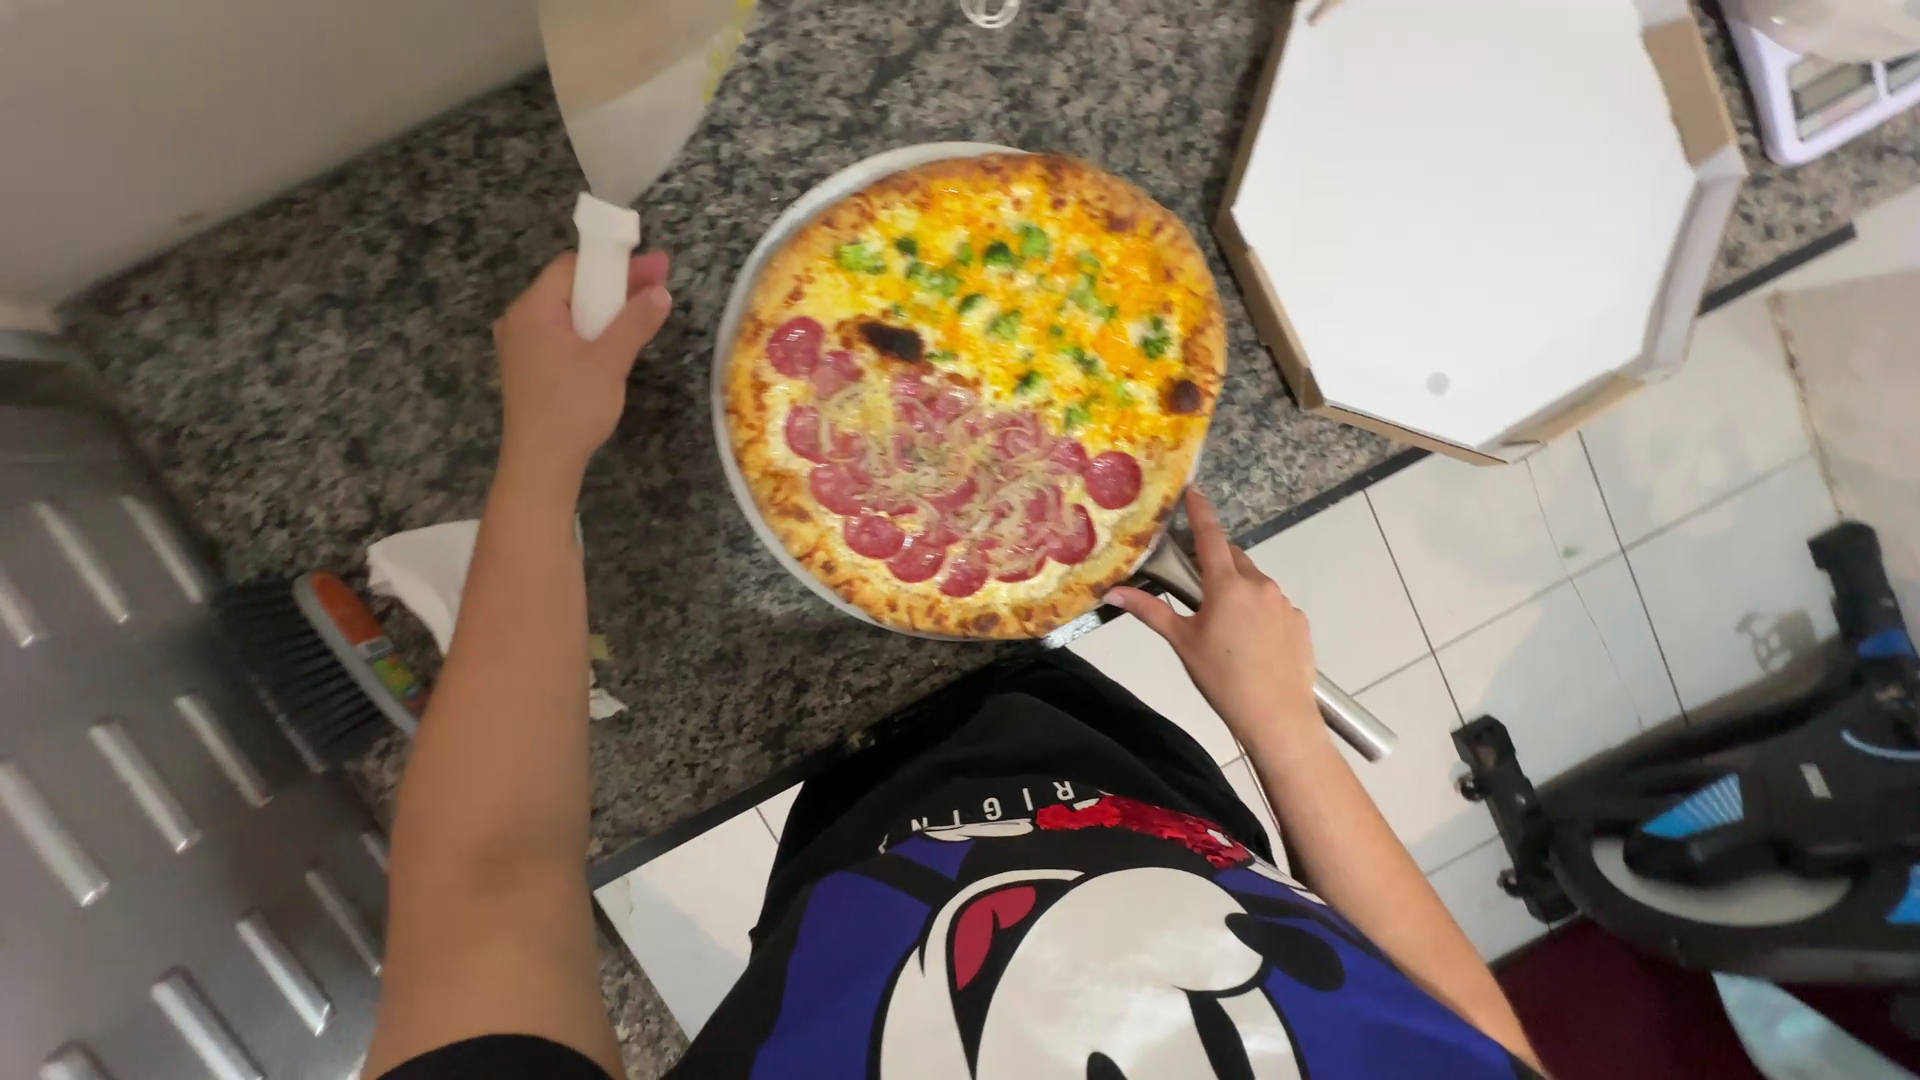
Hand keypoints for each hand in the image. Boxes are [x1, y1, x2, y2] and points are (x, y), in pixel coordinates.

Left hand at [491, 251, 672, 481]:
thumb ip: (635, 323)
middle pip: (570, 288)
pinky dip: (592, 331)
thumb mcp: (609, 361)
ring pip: (569, 314)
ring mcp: (522, 345)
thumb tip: (660, 292)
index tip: (653, 266)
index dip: (615, 263)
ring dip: (606, 310)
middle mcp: (520, 320)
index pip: (572, 268)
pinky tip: (615, 341)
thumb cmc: (573, 407)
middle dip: (615, 285)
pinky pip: (563, 335)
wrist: (543, 461)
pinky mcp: (530, 367)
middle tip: (657, 285)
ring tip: (642, 310)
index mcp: (532, 310)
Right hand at [1106, 489, 1322, 755]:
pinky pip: (1273, 605)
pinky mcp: (1299, 622)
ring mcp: (1284, 603)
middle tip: (1197, 587)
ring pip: (1254, 582)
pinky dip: (1258, 611)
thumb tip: (1113, 593)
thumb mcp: (1182, 642)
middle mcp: (1259, 584)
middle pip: (1233, 558)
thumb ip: (1150, 611)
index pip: (1210, 537)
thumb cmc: (1222, 678)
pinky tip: (1249, 642)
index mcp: (1226, 585)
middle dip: (1215, 562)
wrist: (1277, 716)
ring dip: (1237, 589)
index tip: (1195, 491)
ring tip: (1223, 626)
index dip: (1200, 512)